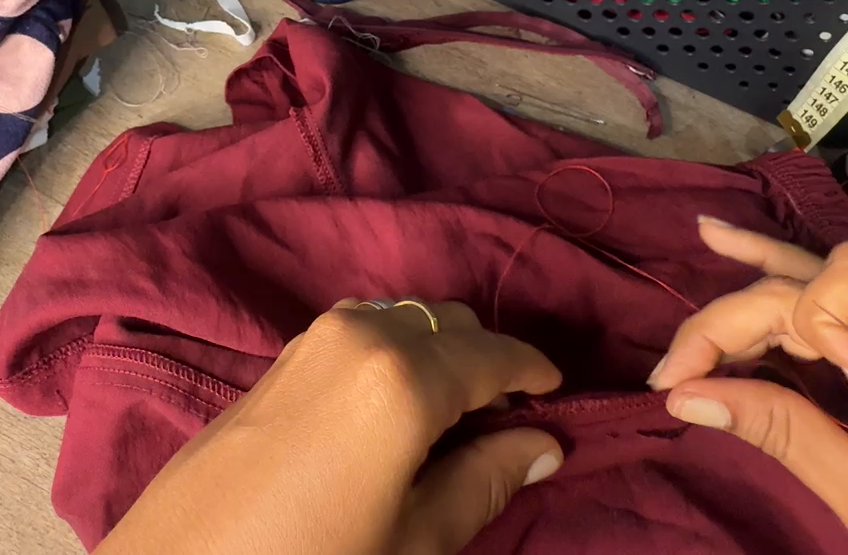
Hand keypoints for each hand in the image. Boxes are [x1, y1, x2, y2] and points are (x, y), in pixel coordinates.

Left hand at [95, 299, 564, 554]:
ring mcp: (319, 332)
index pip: (492, 353)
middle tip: (505, 417)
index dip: (533, 369)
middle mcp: (363, 332)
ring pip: (407, 316)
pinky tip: (393, 399)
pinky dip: (397, 347)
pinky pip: (366, 326)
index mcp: (403, 375)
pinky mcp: (289, 346)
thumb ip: (482, 481)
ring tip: (450, 412)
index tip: (558, 393)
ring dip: (439, 348)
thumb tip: (543, 444)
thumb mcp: (413, 544)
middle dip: (486, 357)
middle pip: (450, 321)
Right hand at [650, 217, 847, 554]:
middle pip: (823, 288)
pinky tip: (742, 247)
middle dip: (742, 321)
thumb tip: (682, 392)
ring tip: (700, 243)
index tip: (758, 384)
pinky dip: (791, 293)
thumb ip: (787, 437)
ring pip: (829, 293)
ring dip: (758, 302)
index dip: (792, 311)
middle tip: (674, 375)